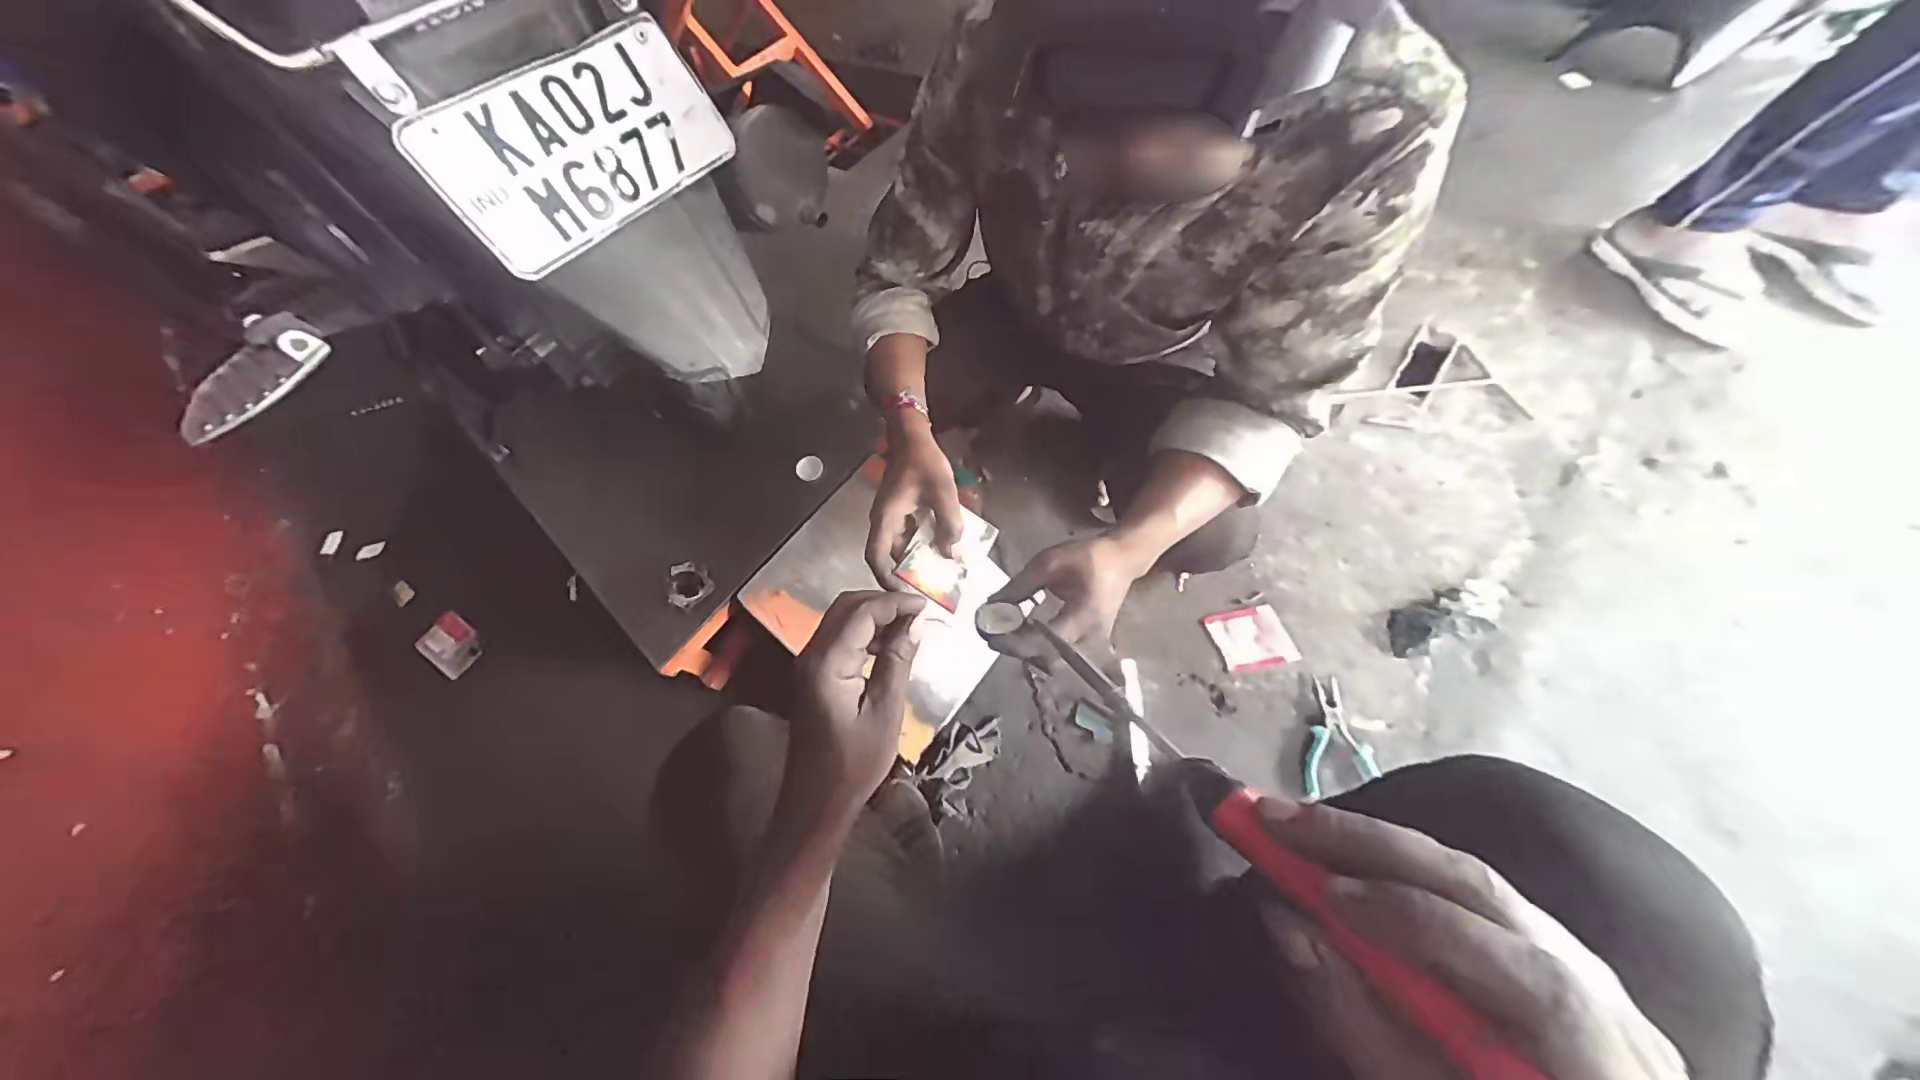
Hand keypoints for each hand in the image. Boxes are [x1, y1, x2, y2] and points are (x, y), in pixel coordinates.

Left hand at [791, 591, 928, 809]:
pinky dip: (865, 633)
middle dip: (884, 602)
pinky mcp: (814, 675)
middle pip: (847, 607)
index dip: (896, 603)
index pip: (862, 612)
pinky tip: (889, 648)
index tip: (927, 605)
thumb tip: (916, 624)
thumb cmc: (853, 764)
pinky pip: (840, 639)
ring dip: (875, 616)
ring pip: (842, 619)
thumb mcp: (885, 713)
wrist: (815, 801)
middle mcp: (812, 655)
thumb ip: (898, 662)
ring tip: (910, 628)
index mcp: (827, 663)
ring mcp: (809, 664)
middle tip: (919, 613)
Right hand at [866, 425, 964, 586]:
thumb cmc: (924, 461)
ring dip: (915, 557)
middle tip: (928, 586)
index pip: (875, 556)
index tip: (902, 593)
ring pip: (899, 544)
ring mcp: (890, 514)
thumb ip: (949, 525)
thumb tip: (951, 554)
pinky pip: (907, 532)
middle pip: (887, 555)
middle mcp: (882, 520)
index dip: (885, 578)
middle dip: (906, 572)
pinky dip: (921, 541)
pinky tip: (940, 545)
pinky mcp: (899, 508)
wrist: (911, 434)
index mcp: (885, 518)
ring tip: (937, 570)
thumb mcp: (942, 493)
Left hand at [991, 534, 1150, 667]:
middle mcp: (1089, 639)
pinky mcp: (1089, 645)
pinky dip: (1037, 647)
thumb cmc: (1088, 557)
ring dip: (1025, 649)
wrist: (1121, 560)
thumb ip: (1019, 587)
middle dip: (1015, 649)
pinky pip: (1059, 654)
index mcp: (1082, 617)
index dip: (1012, 642)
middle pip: (1045, 659)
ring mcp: (1092, 646)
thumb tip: (991, 606)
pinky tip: (1022, 631)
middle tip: (991, 631)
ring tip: (1004, 629)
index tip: (987, 633)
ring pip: (1052, 661)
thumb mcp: (1048, 564)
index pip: (1043, 642)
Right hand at [1252, 797, 1687, 1079]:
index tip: (1324, 892)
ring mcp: (1585, 965)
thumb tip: (1283, 918)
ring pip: (1475, 875)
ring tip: (1297, 821)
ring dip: (1373, 840)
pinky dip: (1395, 859)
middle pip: (1484, 891)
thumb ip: (1356, 1020)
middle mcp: (1608, 1000)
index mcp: (1598, 1064)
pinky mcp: (1548, 946)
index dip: (1422, 925)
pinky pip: (1465, 886)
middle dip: (1370, 845)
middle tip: (1277, 817)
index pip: (1525, 979)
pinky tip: (1345, 849)